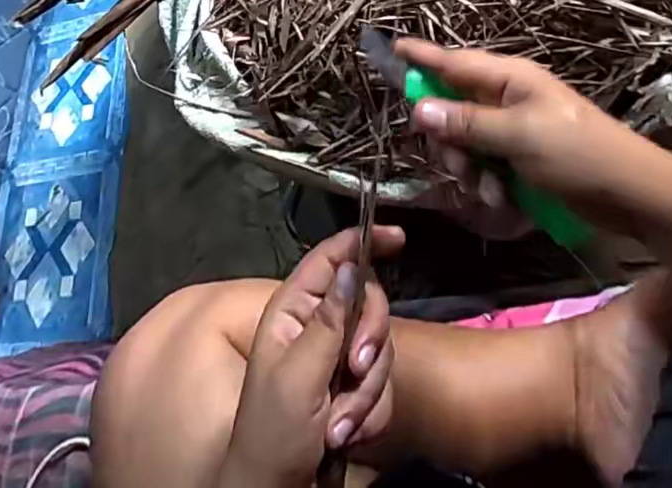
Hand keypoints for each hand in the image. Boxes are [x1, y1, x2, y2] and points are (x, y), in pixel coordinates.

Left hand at [217, 225, 403, 487]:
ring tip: (338, 426)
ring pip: (379, 347)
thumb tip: (349, 266)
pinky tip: (346, 435)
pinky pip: (382, 384)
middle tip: (354, 371)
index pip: (330, 259)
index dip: (361, 241)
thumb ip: (328, 321)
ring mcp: (337, 356)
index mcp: (294, 310)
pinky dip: (370, 411)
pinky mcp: (353, 386)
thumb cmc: (274, 431)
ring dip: (365, 392)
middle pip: (367, 303)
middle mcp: (318, 324)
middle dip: (368, 341)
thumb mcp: (297, 376)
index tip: (397, 237)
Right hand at [397, 39, 671, 229]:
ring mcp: (514, 128)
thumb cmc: (578, 154)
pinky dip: (489, 182)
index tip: (391, 48)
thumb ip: (466, 122)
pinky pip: (486, 163)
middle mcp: (506, 98)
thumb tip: (419, 108)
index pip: (453, 61)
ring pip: (465, 141)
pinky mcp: (522, 156)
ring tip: (491, 191)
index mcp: (508, 78)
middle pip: (451, 108)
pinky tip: (505, 201)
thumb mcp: (518, 136)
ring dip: (470, 168)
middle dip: (448, 139)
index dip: (421, 56)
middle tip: (457, 164)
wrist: (636, 196)